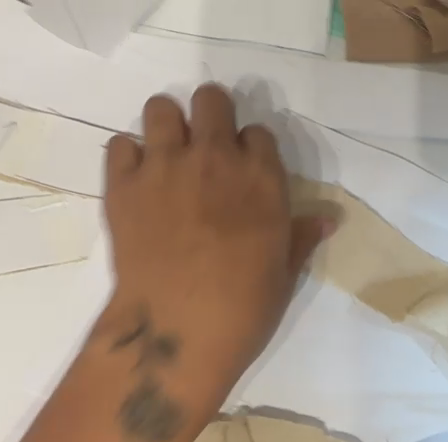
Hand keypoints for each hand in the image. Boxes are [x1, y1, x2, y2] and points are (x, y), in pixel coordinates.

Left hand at [99, 84, 332, 399]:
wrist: (178, 333)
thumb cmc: (243, 313)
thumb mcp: (283, 278)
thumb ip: (300, 239)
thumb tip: (327, 220)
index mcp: (261, 181)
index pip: (258, 134)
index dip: (251, 152)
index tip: (245, 176)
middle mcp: (214, 159)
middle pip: (211, 101)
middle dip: (210, 121)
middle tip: (206, 156)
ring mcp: (164, 166)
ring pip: (161, 109)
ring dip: (168, 129)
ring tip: (168, 162)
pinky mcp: (123, 184)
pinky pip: (120, 145)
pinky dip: (129, 160)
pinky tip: (139, 188)